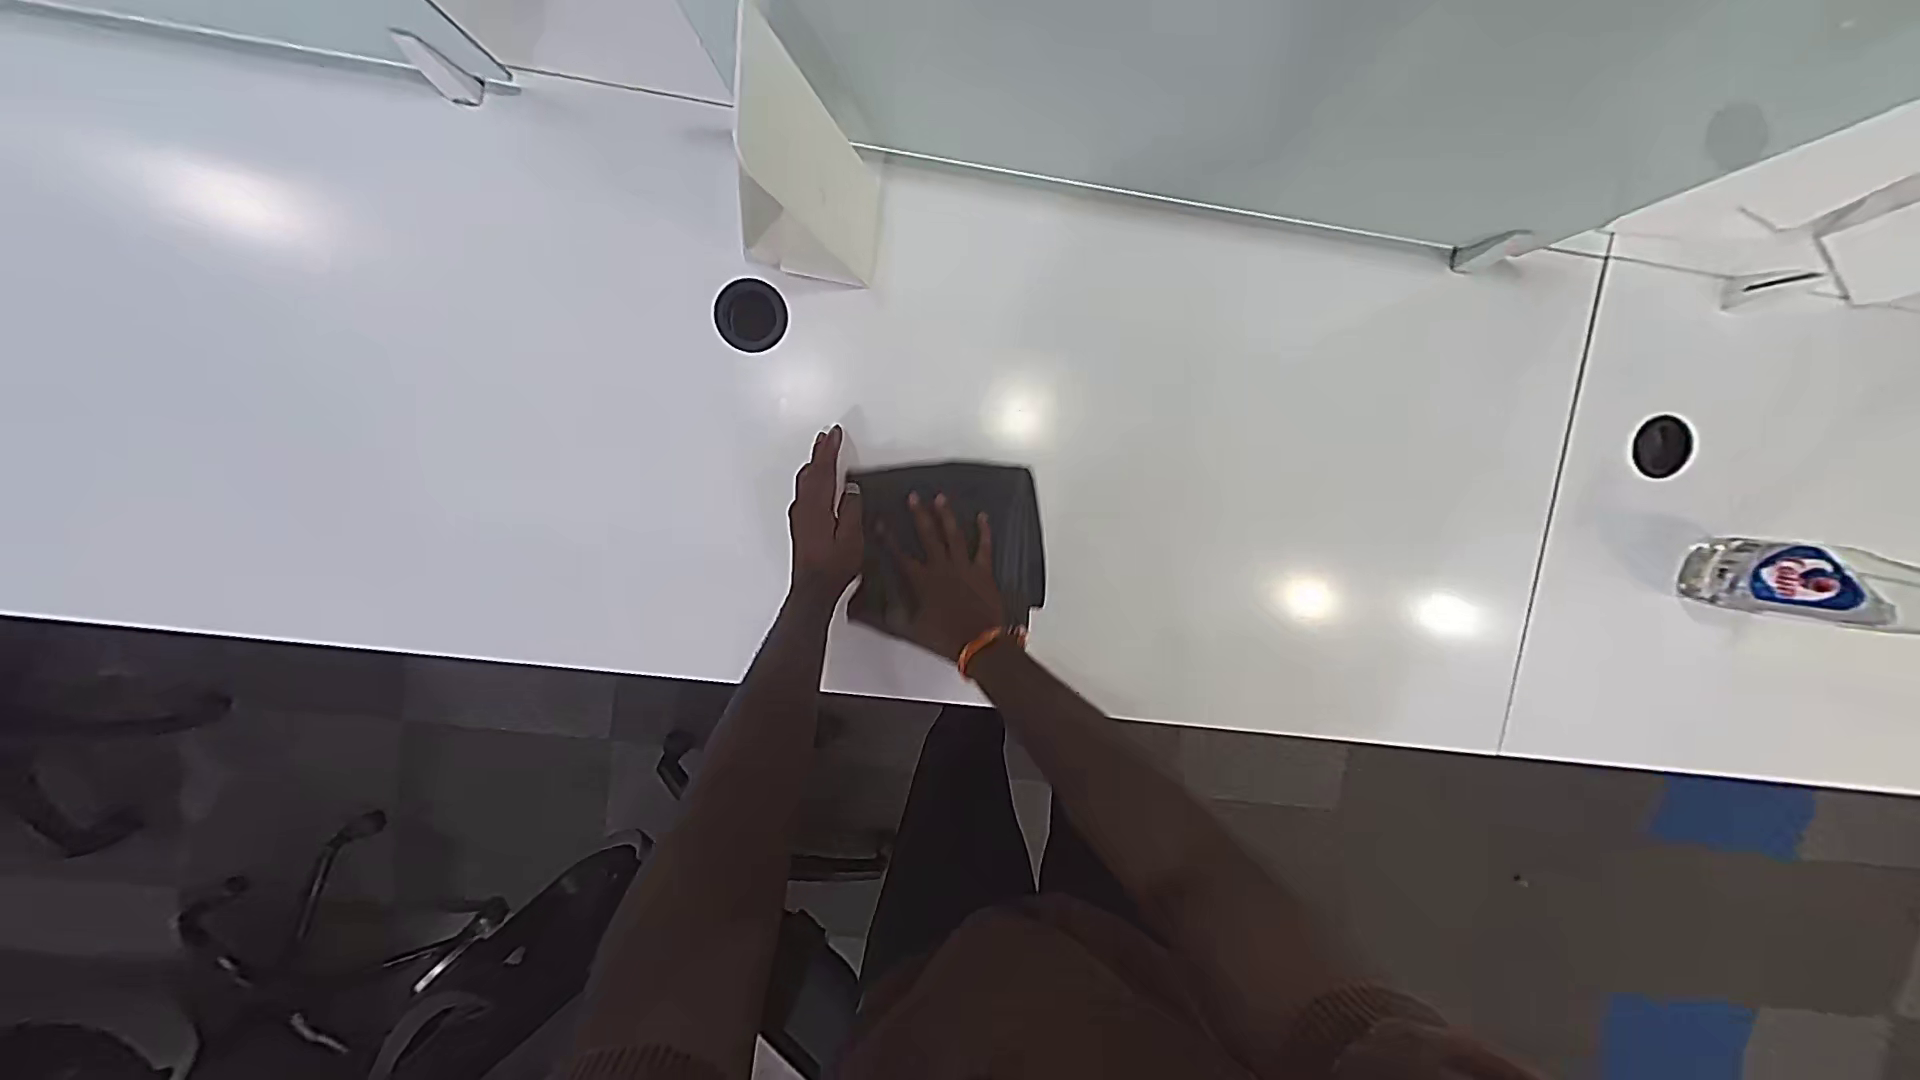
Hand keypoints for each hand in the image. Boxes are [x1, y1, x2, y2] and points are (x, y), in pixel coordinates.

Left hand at [788, 426, 862, 601]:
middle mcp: (804, 508)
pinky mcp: (800, 525)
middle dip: (819, 452)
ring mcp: (800, 516)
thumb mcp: (852, 536)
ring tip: (821, 452)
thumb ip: (851, 509)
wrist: (813, 588)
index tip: (835, 433)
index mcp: (817, 506)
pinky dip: (811, 479)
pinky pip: (804, 491)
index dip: (830, 449)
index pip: (823, 469)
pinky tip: (816, 482)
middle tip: (827, 437)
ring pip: (805, 481)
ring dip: (814, 464)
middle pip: (810, 472)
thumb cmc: (833, 565)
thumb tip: (850, 489)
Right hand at [866, 492, 1007, 659]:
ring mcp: (964, 567)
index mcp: (922, 581)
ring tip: (940, 498)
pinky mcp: (983, 571)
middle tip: (913, 497)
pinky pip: (983, 546)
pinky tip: (982, 517)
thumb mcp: (910, 630)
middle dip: (919, 514)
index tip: (881, 522)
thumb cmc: (945, 638)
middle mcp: (941, 568)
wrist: (979, 644)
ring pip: (953, 535)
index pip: (900, 554)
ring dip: (946, 515)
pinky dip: (983, 531)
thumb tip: (862, 613)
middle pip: (927, 535)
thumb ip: (887, 616)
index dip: (888, 538)